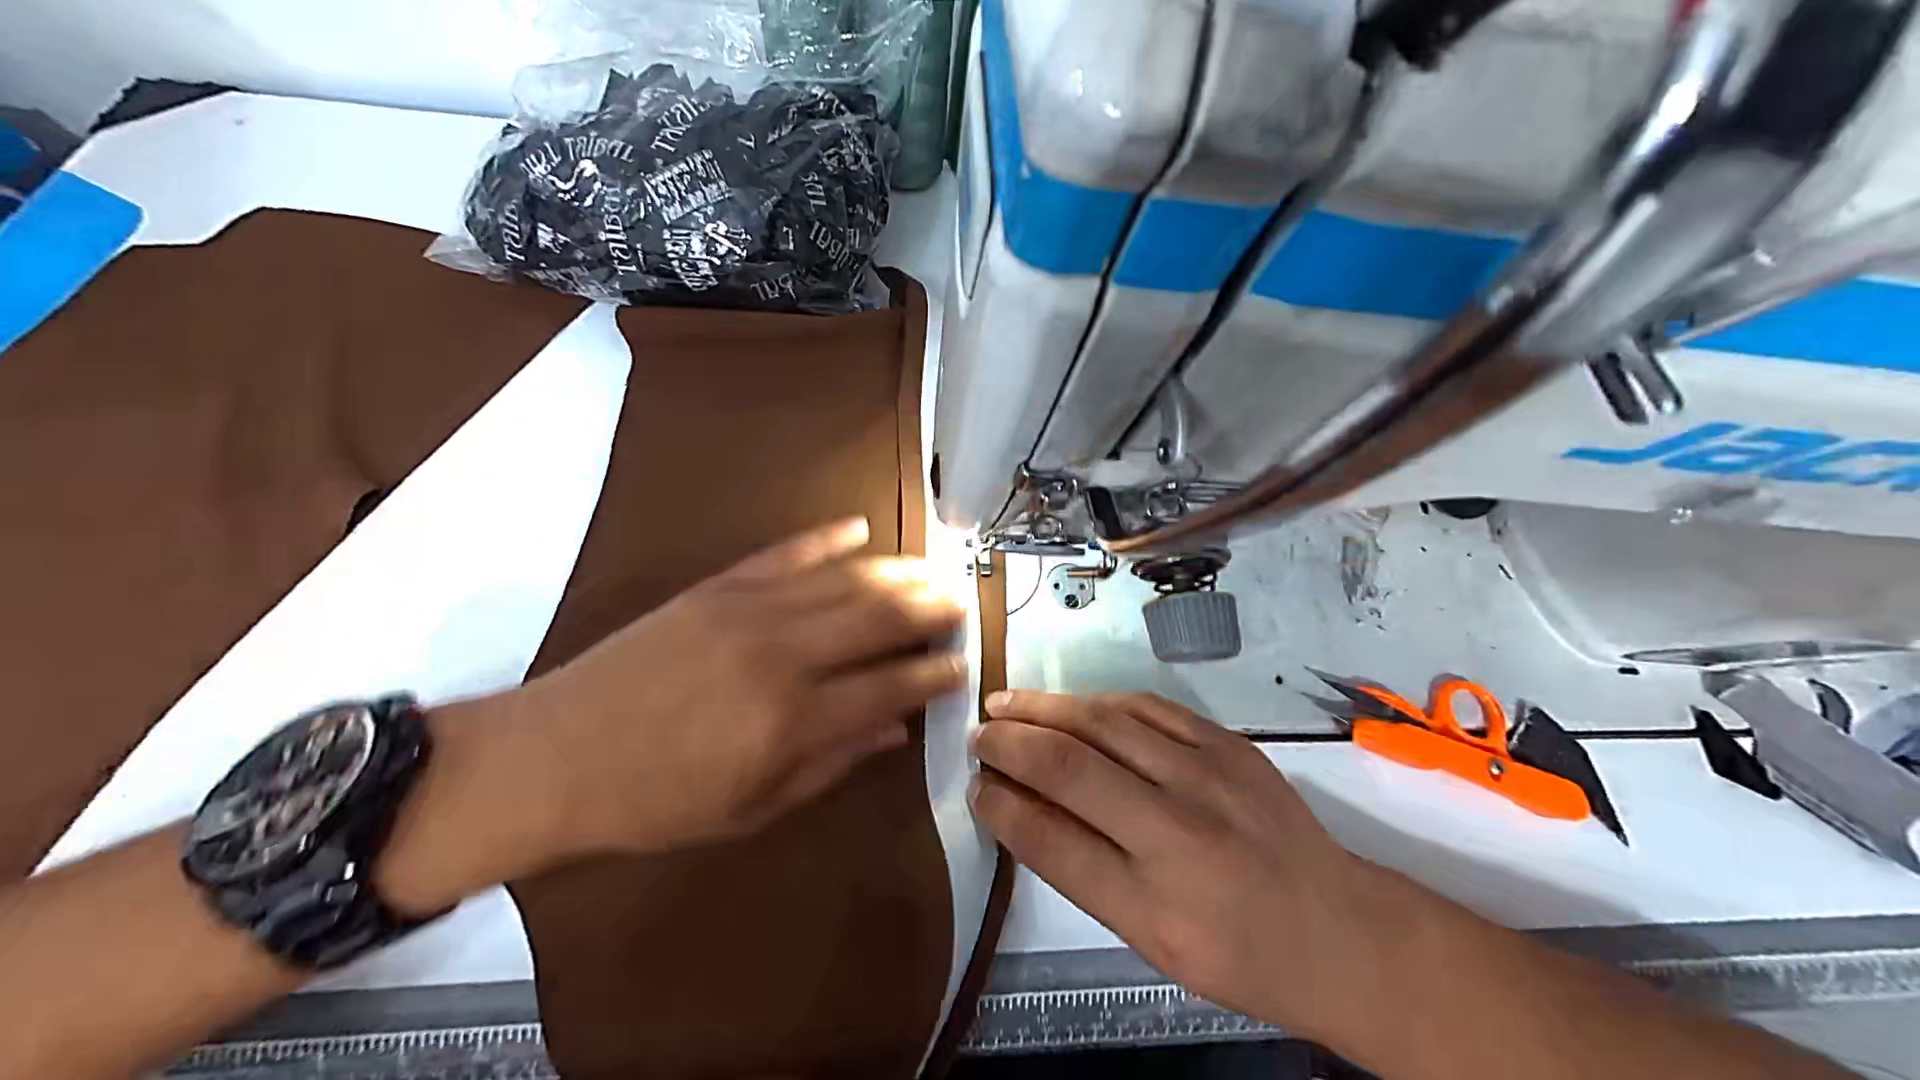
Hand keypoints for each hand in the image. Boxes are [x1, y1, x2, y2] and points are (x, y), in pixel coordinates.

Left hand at [513, 517, 966, 857]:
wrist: (553, 757)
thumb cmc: (656, 802)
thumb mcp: (752, 808)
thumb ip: (831, 764)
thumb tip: (893, 730)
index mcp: (795, 719)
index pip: (891, 686)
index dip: (934, 674)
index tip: (962, 664)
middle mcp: (784, 654)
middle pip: (879, 618)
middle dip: (928, 609)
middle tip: (959, 603)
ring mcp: (749, 610)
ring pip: (843, 580)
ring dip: (894, 572)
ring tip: (930, 570)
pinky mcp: (716, 587)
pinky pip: (785, 554)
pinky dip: (826, 539)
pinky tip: (858, 528)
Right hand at [970, 692, 1380, 1037]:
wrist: (1343, 931)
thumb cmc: (1237, 955)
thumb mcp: (1149, 940)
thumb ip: (1079, 870)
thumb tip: (1017, 807)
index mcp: (1152, 903)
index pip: (1048, 838)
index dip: (999, 804)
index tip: (975, 786)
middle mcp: (1177, 831)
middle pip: (1068, 765)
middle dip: (1008, 742)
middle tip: (978, 735)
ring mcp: (1209, 777)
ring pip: (1103, 721)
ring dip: (1043, 708)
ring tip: (1005, 704)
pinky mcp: (1229, 745)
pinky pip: (1147, 707)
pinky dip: (1098, 702)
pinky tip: (1072, 705)